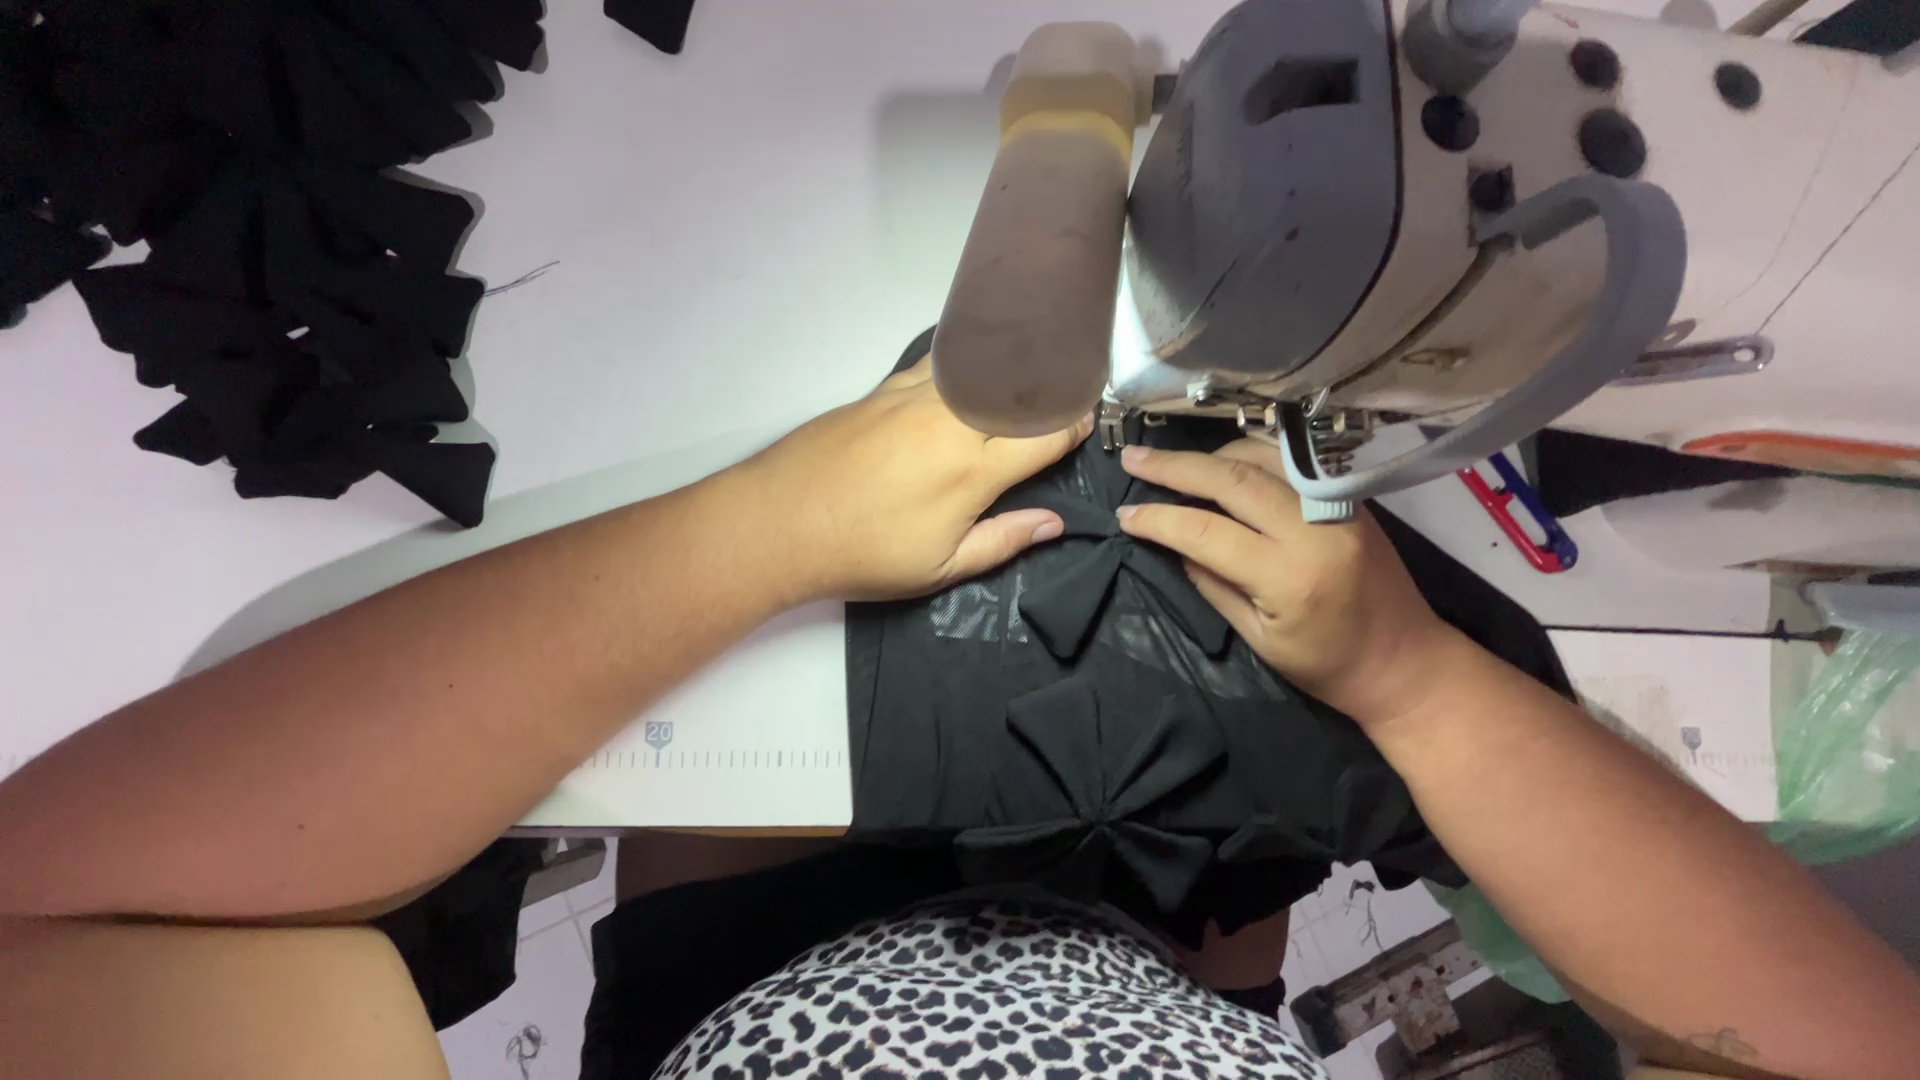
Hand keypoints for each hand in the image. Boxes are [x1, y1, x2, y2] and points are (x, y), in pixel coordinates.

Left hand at [732, 357, 1090, 602]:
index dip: (1076, 427)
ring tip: (1030, 370)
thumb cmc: (864, 554)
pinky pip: (939, 363)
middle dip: (1054, 388)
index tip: (1085, 425)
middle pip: (1020, 387)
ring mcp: (914, 397)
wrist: (779, 521)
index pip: (1046, 434)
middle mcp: (951, 420)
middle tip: (1070, 391)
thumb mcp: (941, 568)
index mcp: (973, 469)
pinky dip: (965, 362)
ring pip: (980, 365)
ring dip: (1012, 366)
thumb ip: (1004, 541)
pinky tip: (971, 367)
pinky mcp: (883, 389)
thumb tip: (1054, 524)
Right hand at [1115, 439, 1460, 725]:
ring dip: (1211, 455)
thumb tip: (1172, 543)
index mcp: (1289, 575)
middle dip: (1175, 466)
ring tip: (1171, 463)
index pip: (1206, 531)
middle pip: (1231, 478)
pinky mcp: (1347, 498)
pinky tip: (1221, 461)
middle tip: (1133, 458)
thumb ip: (1212, 583)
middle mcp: (1314, 528)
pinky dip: (1248, 454)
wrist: (1406, 660)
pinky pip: (1289, 462)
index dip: (1159, 520)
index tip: (1124, 515)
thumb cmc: (1326, 665)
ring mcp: (1335, 506)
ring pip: (1261, 457)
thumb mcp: (1257, 637)